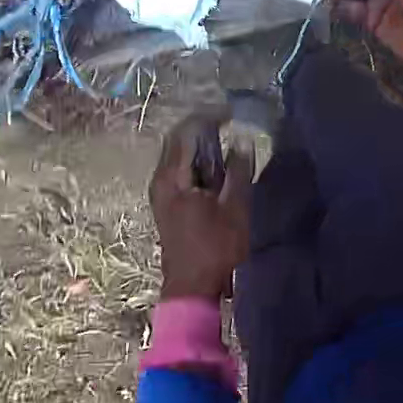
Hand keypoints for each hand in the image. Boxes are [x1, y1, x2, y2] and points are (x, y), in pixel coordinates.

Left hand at [149, 109, 254, 300]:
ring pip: (178, 157)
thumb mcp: (235, 208)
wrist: (192, 288)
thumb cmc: (214, 248)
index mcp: (172, 177)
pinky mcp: (167, 204)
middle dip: (203, 128)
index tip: (232, 113)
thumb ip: (238, 171)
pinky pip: (180, 171)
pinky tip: (217, 168)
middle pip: (177, 141)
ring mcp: (161, 193)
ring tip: (227, 143)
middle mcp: (160, 180)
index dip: (208, 118)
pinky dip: (197, 163)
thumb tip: (242, 141)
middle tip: (230, 124)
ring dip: (200, 146)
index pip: (185, 132)